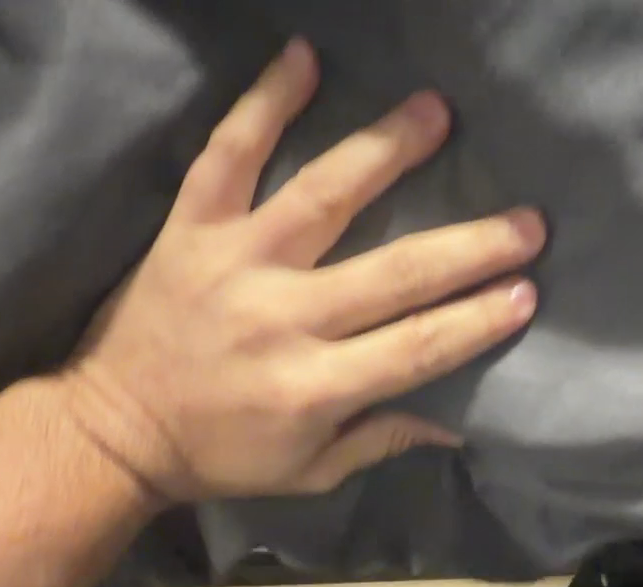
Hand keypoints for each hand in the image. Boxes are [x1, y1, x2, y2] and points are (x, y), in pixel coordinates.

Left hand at [54, 38, 544, 502]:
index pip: (417, 348)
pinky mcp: (190, 229)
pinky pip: (227, 156)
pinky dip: (262, 104)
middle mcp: (283, 319)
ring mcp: (234, 264)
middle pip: (394, 273)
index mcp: (315, 387)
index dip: (477, 321)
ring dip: (384, 152)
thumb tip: (455, 424)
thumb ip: (380, 441)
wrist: (115, 430)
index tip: (526, 292)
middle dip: (469, 246)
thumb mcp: (311, 471)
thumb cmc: (224, 456)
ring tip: (436, 113)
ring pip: (322, 197)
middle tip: (527, 220)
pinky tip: (303, 58)